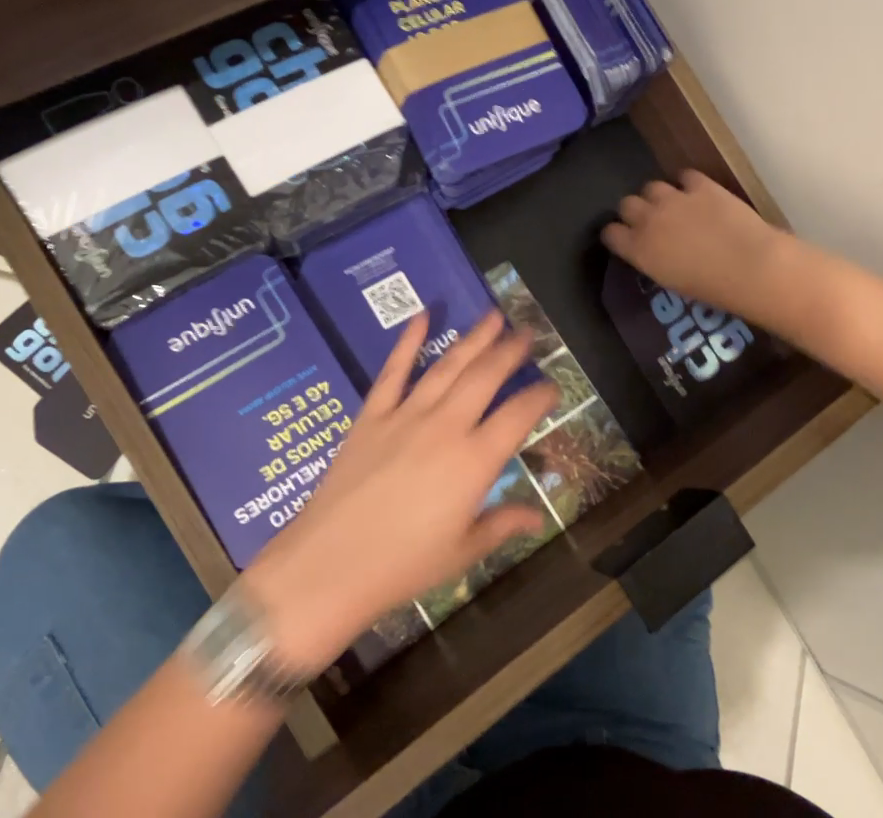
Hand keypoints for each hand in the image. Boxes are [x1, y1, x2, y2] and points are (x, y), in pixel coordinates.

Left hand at [240, 312, 558, 672]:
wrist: (329, 565)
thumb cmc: (403, 566)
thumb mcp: (462, 551)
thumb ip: (502, 525)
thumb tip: (537, 517)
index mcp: (475, 461)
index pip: (519, 415)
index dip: (540, 397)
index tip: (552, 387)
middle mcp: (445, 427)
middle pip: (485, 377)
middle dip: (510, 351)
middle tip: (527, 332)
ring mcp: (405, 417)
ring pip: (447, 367)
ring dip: (473, 339)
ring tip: (493, 316)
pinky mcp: (371, 417)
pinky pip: (393, 372)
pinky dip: (408, 343)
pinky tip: (421, 317)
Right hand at [601, 170, 799, 315]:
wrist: (749, 266)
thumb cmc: (713, 288)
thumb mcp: (671, 281)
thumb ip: (655, 260)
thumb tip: (655, 252)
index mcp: (638, 250)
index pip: (610, 233)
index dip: (617, 234)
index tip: (627, 238)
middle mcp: (648, 220)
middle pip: (626, 204)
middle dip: (636, 211)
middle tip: (653, 221)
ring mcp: (674, 198)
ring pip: (651, 186)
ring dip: (659, 196)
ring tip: (676, 206)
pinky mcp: (700, 185)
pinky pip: (685, 176)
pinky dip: (689, 183)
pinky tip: (700, 194)